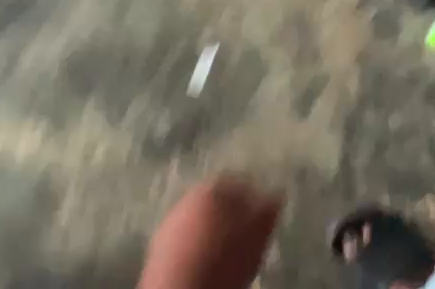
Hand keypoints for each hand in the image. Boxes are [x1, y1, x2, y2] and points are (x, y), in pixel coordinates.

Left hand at [139, 178, 282, 288]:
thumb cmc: (224, 259)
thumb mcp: (258, 232)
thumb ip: (269, 207)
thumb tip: (278, 192)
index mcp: (211, 188)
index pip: (237, 176)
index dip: (253, 188)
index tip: (263, 202)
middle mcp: (186, 198)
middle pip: (215, 196)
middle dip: (231, 208)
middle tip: (247, 223)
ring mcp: (168, 222)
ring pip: (199, 217)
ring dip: (213, 226)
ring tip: (229, 243)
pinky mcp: (157, 248)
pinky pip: (185, 237)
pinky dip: (197, 242)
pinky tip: (208, 257)